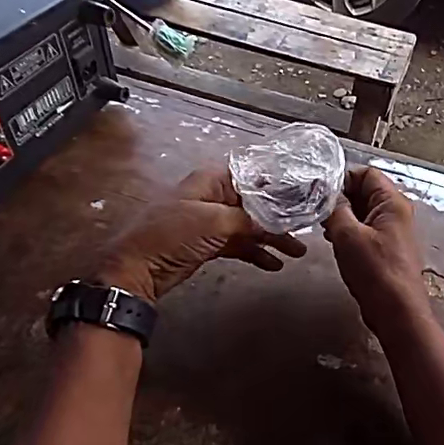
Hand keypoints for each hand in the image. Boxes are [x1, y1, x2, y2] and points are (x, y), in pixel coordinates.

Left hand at [98, 168, 305, 303]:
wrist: (137, 269)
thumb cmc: (171, 235)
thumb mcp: (215, 221)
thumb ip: (250, 219)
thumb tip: (277, 222)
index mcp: (212, 181)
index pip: (253, 174)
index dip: (278, 182)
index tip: (304, 190)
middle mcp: (215, 197)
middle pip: (257, 202)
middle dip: (281, 215)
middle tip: (306, 226)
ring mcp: (212, 222)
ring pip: (251, 226)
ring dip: (274, 238)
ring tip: (297, 252)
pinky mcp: (210, 244)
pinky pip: (241, 245)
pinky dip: (257, 253)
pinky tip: (274, 264)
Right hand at [324, 166, 428, 332]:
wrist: (396, 311)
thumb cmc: (376, 271)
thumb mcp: (347, 235)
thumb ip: (335, 209)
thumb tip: (328, 197)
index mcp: (393, 203)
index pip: (366, 173)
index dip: (343, 178)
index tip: (321, 191)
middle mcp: (396, 213)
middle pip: (364, 192)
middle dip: (340, 199)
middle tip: (318, 211)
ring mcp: (392, 232)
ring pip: (362, 213)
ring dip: (342, 217)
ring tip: (324, 227)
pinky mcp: (385, 250)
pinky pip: (364, 231)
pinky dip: (349, 232)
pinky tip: (335, 242)